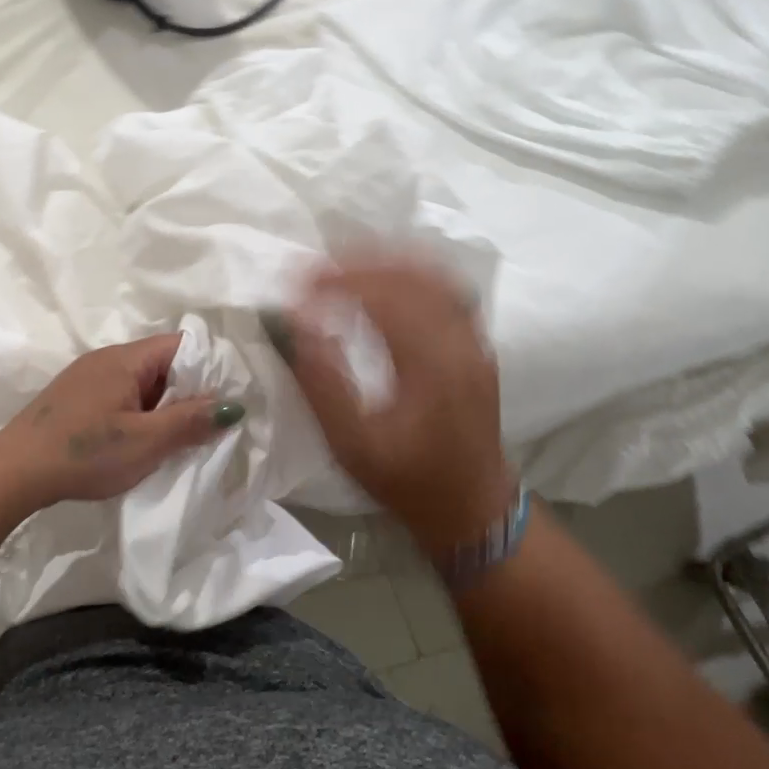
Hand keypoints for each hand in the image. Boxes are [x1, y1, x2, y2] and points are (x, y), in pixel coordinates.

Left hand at [0, 334, 243, 517]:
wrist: (13, 472)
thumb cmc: (84, 453)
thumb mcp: (146, 441)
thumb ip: (190, 421)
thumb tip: (232, 404)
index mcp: (125, 359)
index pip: (181, 345)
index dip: (211, 367)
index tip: (233, 395)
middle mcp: (105, 360)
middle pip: (162, 364)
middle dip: (189, 392)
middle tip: (212, 425)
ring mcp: (86, 380)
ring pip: (141, 385)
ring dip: (163, 408)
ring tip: (183, 438)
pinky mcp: (74, 402)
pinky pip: (119, 398)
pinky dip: (139, 415)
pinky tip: (143, 443)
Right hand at [266, 253, 514, 555]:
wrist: (471, 508)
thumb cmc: (406, 481)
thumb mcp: (351, 444)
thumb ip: (321, 384)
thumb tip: (292, 326)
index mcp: (430, 366)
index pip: (384, 297)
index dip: (337, 280)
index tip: (296, 283)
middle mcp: (460, 344)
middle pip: (413, 276)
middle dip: (360, 261)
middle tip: (314, 267)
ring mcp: (474, 342)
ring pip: (435, 276)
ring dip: (387, 261)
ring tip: (344, 263)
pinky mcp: (476, 347)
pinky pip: (448, 291)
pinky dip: (412, 274)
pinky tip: (386, 279)